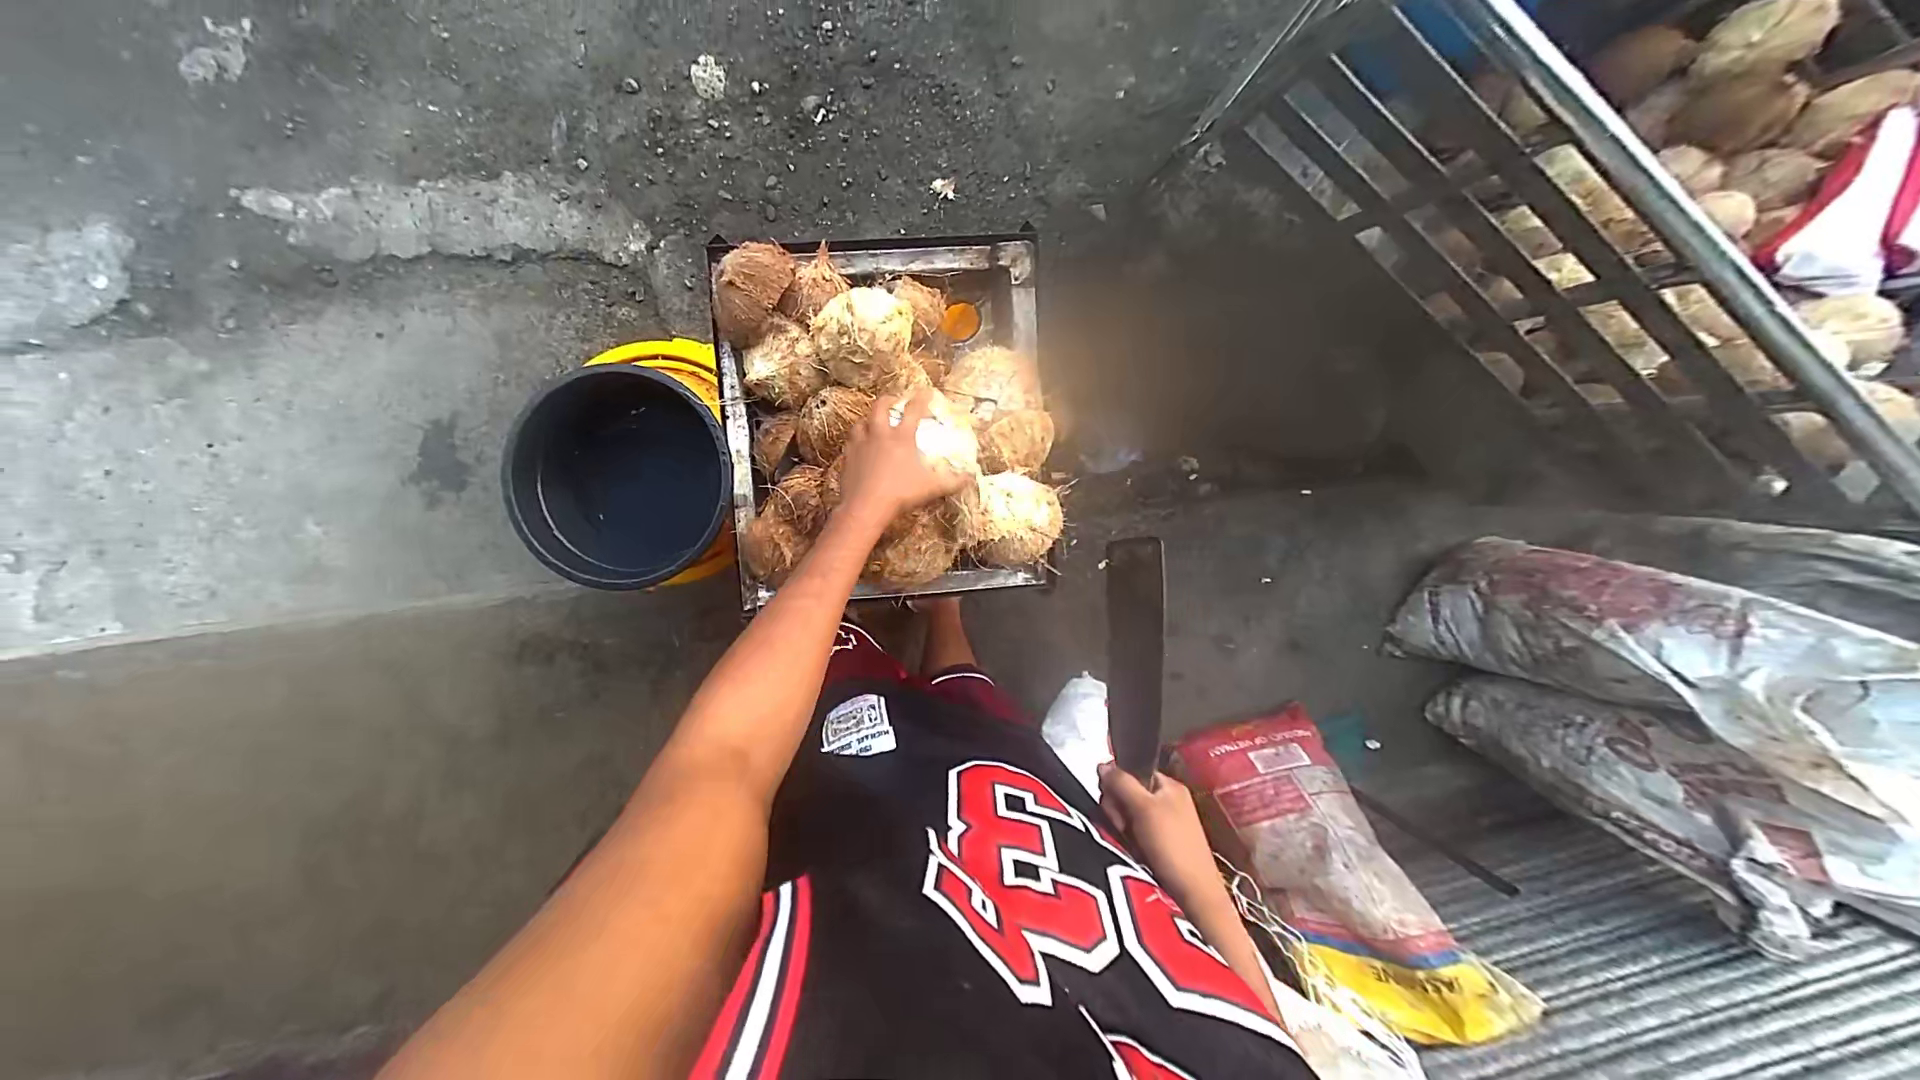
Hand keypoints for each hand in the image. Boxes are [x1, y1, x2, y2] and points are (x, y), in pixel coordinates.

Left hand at [836, 388, 967, 524]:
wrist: (866, 506)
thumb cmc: (902, 493)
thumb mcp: (933, 487)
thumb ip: (953, 481)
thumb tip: (970, 477)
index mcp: (902, 437)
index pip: (914, 410)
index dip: (922, 398)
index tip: (926, 392)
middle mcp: (879, 434)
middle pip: (880, 406)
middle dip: (889, 400)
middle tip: (895, 401)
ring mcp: (860, 444)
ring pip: (861, 423)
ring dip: (868, 420)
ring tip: (873, 423)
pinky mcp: (847, 457)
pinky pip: (850, 443)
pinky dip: (856, 441)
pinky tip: (858, 447)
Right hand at [1098, 764, 1222, 907]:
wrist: (1195, 894)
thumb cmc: (1171, 846)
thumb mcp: (1142, 807)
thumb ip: (1121, 782)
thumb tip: (1102, 765)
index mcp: (1169, 785)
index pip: (1131, 770)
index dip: (1117, 784)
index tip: (1115, 800)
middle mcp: (1167, 800)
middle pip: (1126, 792)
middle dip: (1118, 809)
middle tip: (1125, 826)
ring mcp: (1165, 823)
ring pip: (1128, 815)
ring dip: (1123, 828)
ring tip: (1132, 842)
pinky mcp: (1161, 844)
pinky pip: (1135, 833)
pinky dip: (1130, 842)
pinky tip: (1135, 851)